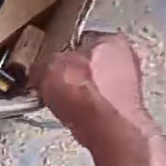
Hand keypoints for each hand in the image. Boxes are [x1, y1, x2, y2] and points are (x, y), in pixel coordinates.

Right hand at [36, 32, 157, 149]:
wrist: (109, 126)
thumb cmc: (89, 95)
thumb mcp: (47, 69)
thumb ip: (40, 63)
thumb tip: (36, 69)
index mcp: (111, 38)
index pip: (76, 39)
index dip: (55, 53)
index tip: (44, 64)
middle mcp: (126, 55)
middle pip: (85, 62)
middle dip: (67, 74)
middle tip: (49, 84)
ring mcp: (128, 81)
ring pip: (91, 83)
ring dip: (75, 92)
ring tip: (61, 102)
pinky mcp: (124, 103)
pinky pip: (96, 101)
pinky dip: (84, 107)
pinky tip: (75, 112)